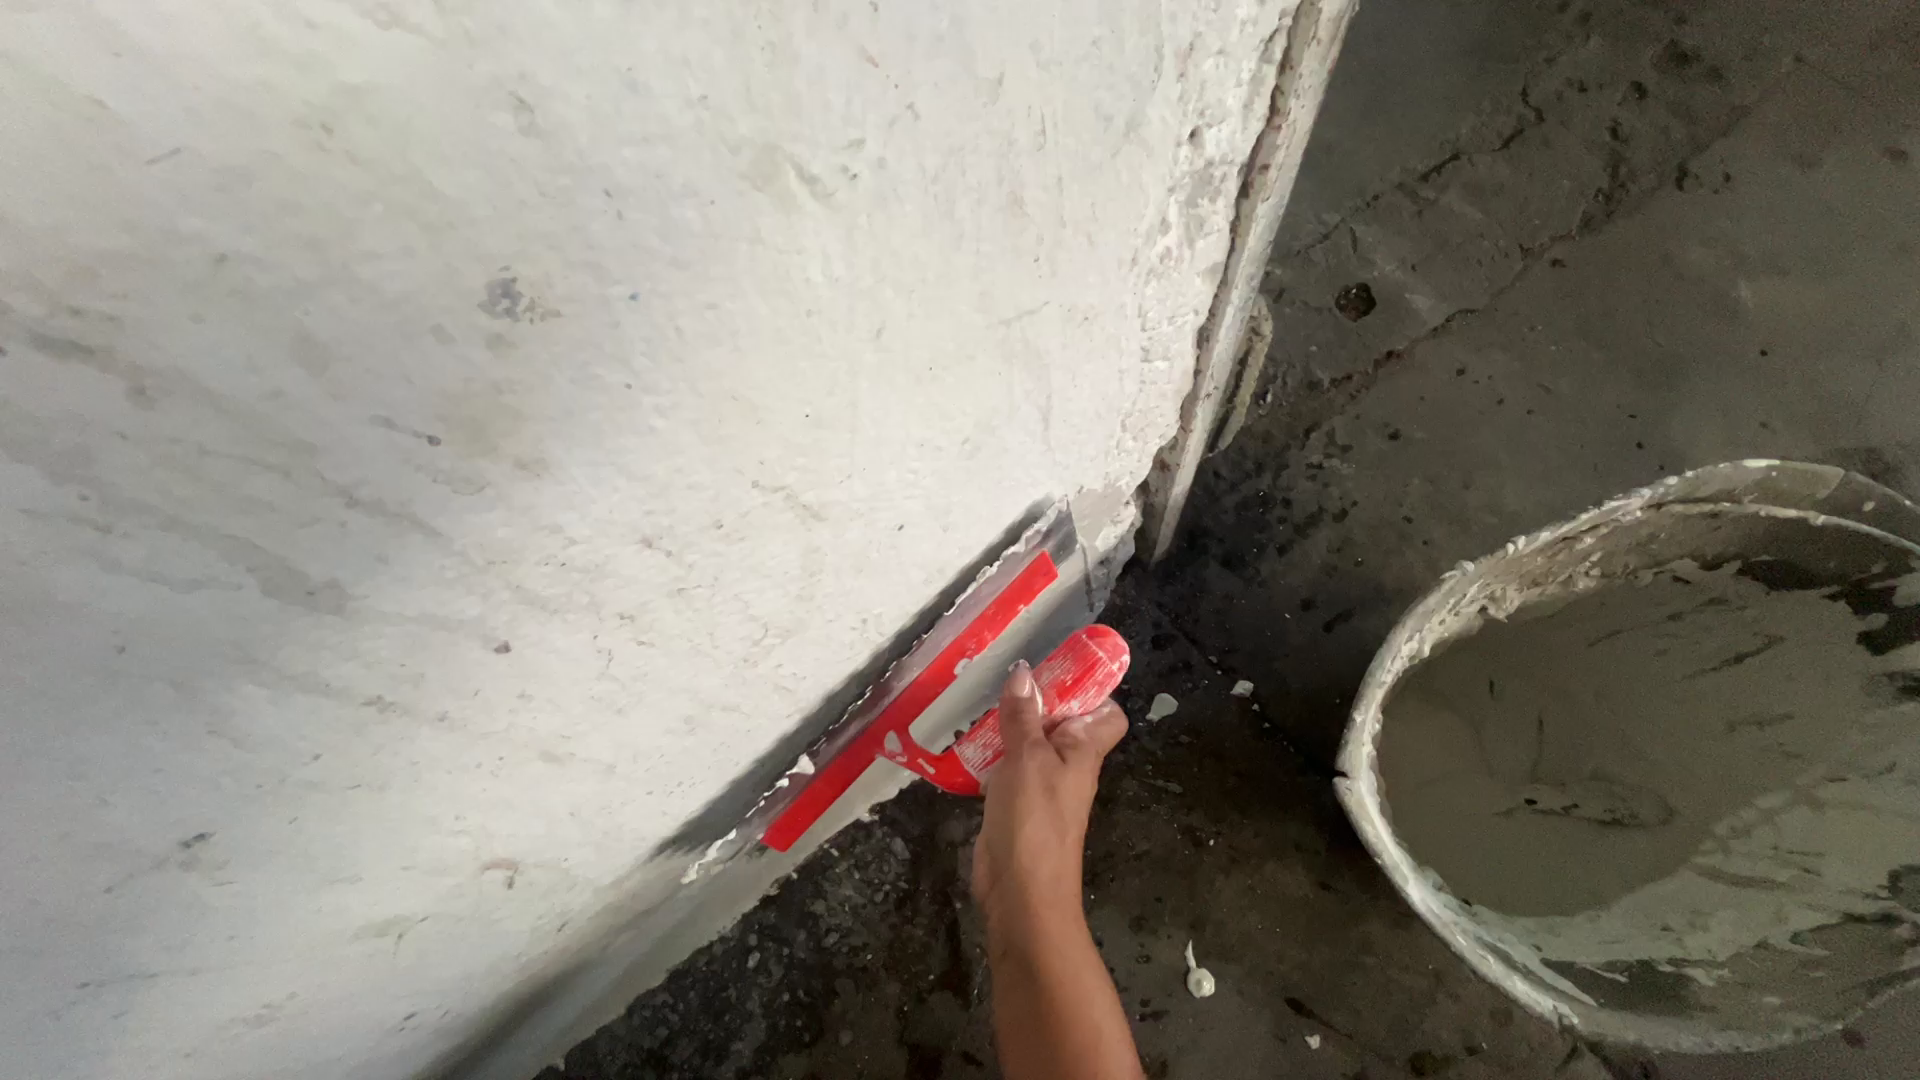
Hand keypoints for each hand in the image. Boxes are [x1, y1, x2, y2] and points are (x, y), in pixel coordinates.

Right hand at [970, 660, 1128, 930]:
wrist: (1021, 892)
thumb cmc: (1034, 820)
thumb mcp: (1026, 757)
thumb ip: (1023, 716)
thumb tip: (1024, 672)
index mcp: (1084, 751)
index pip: (1108, 715)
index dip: (1092, 692)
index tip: (1059, 669)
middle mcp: (1068, 765)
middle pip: (1062, 723)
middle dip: (1037, 700)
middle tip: (1004, 675)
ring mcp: (1041, 786)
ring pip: (1031, 743)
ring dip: (1010, 725)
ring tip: (978, 699)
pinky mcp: (1015, 803)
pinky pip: (1007, 768)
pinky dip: (992, 753)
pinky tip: (965, 741)